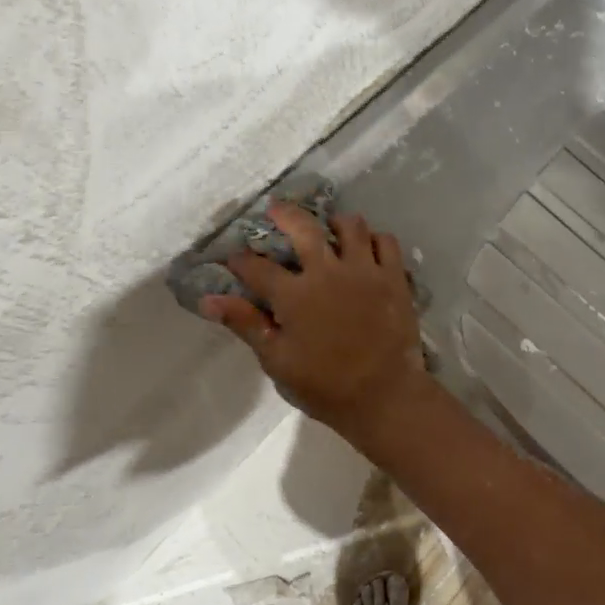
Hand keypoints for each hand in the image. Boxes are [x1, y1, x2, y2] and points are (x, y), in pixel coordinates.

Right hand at [199, 202, 428, 436]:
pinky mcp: (394, 276)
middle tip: (276, 210)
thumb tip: (209, 300)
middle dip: (285, 214)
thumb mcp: (278, 360)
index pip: (258, 268)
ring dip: (335, 223)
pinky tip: (366, 246)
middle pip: (304, 228)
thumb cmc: (326, 384)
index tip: (236, 257)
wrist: (384, 394)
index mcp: (295, 295)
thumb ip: (246, 324)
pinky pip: (386, 241)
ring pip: (351, 226)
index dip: (242, 260)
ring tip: (328, 228)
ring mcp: (365, 270)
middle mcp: (329, 272)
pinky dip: (374, 239)